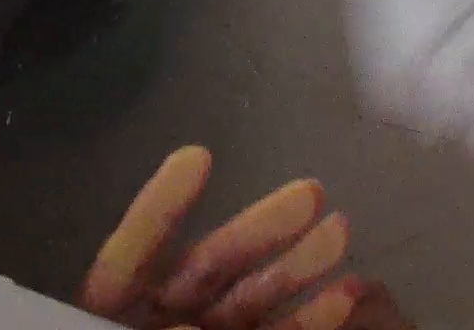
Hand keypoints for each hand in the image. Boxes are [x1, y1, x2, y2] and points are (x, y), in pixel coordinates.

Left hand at [80, 146, 408, 329]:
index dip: (156, 215)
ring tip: (340, 231)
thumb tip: (173, 324)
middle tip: (312, 195)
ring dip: (297, 266)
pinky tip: (348, 294)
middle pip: (204, 275)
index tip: (199, 159)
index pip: (125, 272)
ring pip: (251, 302)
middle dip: (258, 231)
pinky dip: (313, 319)